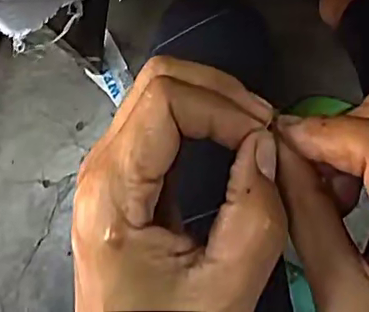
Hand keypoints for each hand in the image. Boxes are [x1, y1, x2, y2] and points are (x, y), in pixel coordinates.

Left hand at [72, 56, 285, 311]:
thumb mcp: (223, 292)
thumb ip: (254, 216)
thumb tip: (265, 145)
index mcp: (112, 191)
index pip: (166, 98)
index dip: (222, 105)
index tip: (261, 136)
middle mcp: (103, 166)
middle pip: (161, 78)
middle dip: (221, 90)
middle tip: (263, 122)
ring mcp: (113, 166)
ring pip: (164, 88)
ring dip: (217, 97)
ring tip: (256, 128)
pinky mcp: (130, 173)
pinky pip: (167, 114)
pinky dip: (208, 112)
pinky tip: (236, 137)